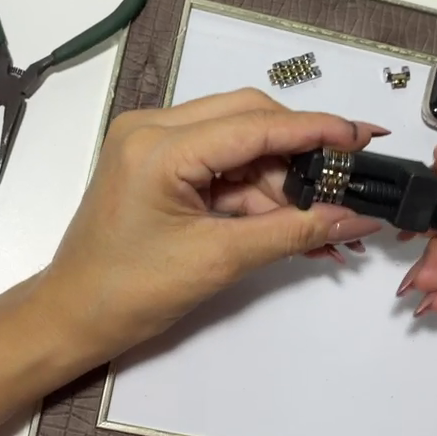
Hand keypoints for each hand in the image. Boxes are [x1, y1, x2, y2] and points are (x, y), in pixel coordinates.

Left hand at [39, 89, 384, 363]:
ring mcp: (151, 143)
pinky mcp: (157, 162)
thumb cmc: (128, 292)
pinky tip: (285, 222)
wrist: (74, 315)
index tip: (362, 136)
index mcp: (157, 146)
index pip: (254, 124)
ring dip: (278, 181)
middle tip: (340, 190)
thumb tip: (353, 218)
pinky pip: (220, 163)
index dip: (314, 130)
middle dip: (297, 157)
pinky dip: (253, 191)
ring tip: (316, 224)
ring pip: (238, 143)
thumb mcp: (219, 259)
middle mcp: (150, 128)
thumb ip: (292, 232)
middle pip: (248, 120)